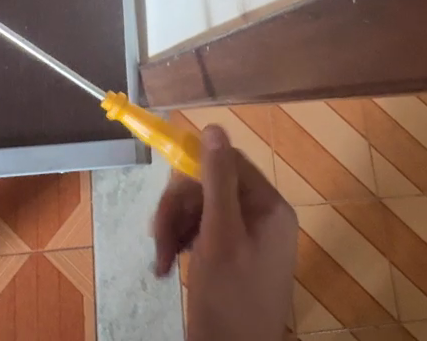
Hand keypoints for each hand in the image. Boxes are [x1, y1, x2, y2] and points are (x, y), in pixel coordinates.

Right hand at [151, 125, 297, 340]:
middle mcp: (262, 217)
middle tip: (157, 236)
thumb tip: (214, 127)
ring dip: (173, 228)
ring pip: (200, 208)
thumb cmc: (229, 300)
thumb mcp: (219, 236)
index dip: (194, 168)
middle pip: (210, 185)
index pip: (228, 162)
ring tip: (161, 260)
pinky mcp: (232, 258)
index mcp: (269, 207)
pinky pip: (201, 232)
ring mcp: (248, 239)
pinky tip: (167, 265)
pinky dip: (180, 243)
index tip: (167, 185)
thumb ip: (217, 180)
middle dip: (178, 207)